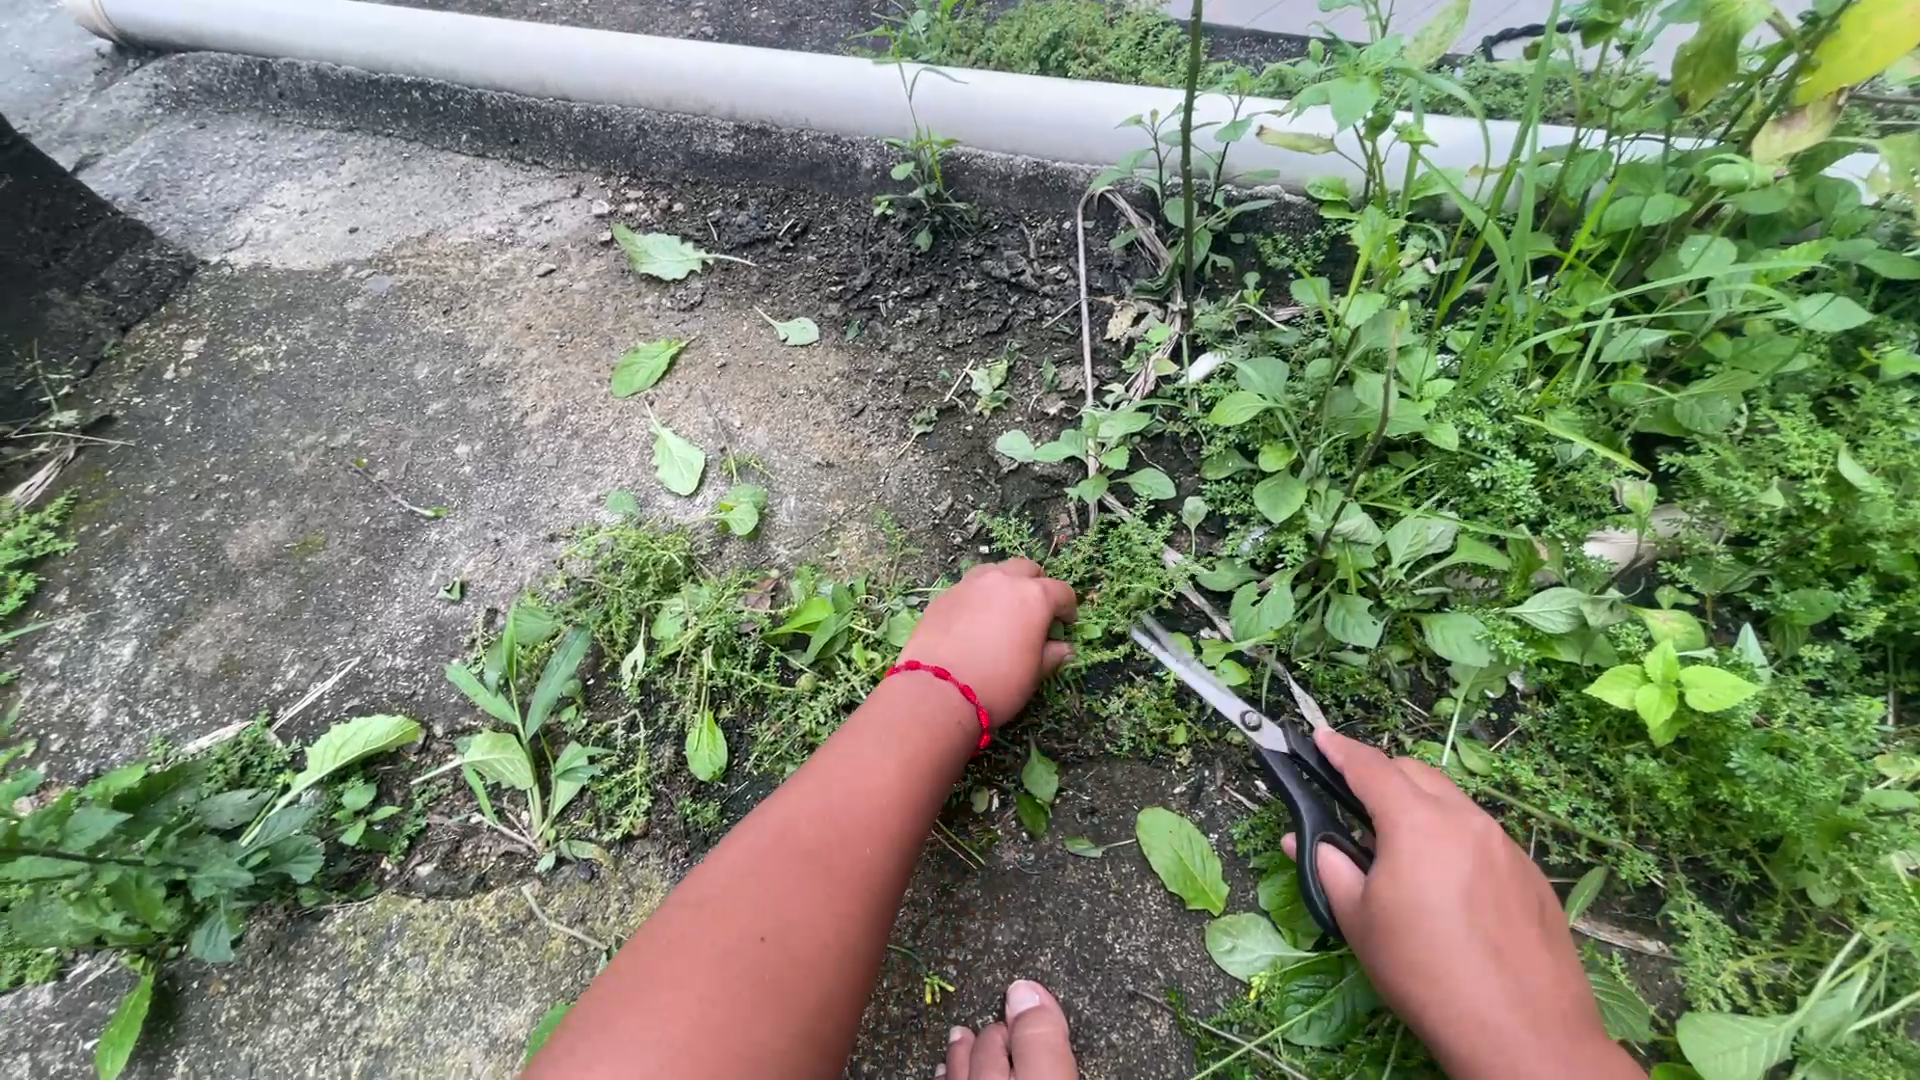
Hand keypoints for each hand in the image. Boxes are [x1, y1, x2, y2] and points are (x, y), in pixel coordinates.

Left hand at [896, 558, 1076, 727]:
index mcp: (1034, 597)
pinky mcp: (944, 595)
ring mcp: (970, 584)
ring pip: (994, 571)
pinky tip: (973, 621)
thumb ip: (1051, 655)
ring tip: (1002, 609)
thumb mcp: (1033, 674)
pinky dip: (977, 598)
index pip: (1061, 591)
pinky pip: (968, 587)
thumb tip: (1063, 648)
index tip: (1065, 624)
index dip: (1067, 608)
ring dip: (1004, 584)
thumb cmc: (997, 684)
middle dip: (1035, 585)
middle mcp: (1002, 581)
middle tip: (1034, 612)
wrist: (937, 691)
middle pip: (1026, 569)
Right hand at [1284, 729, 1643, 1079]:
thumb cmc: (1425, 974)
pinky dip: (1452, 837)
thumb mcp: (1358, 919)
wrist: (1527, 1040)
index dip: (1339, 749)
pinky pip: (1481, 837)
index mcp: (1418, 824)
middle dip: (1380, 775)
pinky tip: (1444, 885)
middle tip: (1353, 805)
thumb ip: (1329, 866)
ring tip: (1398, 850)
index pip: (1370, 767)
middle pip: (1415, 773)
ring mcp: (1506, 849)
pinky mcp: (1533, 878)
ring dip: (1418, 805)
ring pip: (1452, 802)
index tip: (1320, 739)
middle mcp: (1466, 822)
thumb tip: (1306, 840)